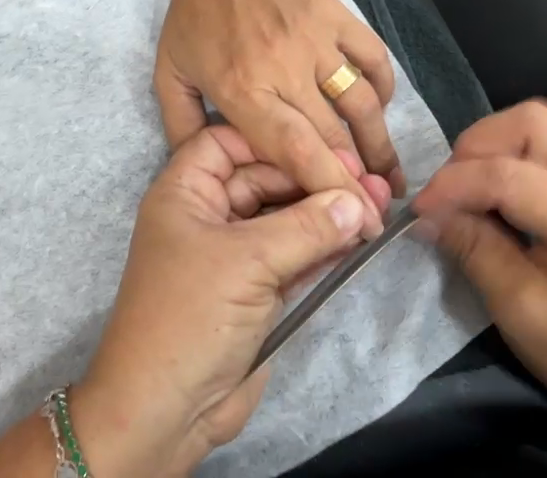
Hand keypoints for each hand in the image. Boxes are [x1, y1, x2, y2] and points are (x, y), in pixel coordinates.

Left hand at [72, 126, 389, 476]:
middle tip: (369, 180)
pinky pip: (295, 253)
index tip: (323, 141)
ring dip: (328, 213)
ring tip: (380, 204)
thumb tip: (359, 201)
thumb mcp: (248, 261)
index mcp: (186, 190)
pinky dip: (325, 247)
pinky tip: (361, 238)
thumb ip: (307, 227)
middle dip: (313, 179)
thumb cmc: (192, 315)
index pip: (229, 141)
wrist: (166, 409)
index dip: (272, 138)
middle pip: (265, 178)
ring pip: (285, 217)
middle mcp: (209, 212)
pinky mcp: (257, 287)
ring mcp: (234, 251)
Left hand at [155, 0, 401, 230]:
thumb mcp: (169, 76)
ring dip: (381, 145)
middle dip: (360, 182)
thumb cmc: (194, 19)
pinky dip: (384, 89)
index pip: (294, 149)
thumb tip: (209, 177)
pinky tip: (379, 111)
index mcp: (242, 88)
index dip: (328, 190)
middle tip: (375, 212)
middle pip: (334, 136)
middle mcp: (284, 68)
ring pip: (363, 103)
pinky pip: (373, 59)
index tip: (351, 221)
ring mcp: (316, 39)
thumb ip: (184, 129)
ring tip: (388, 177)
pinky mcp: (337, 16)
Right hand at [413, 102, 546, 455]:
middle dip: (476, 148)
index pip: (512, 177)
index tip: (419, 210)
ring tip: (469, 190)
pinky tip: (498, 195)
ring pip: (539, 124)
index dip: (455, 185)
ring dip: (492, 148)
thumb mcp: (522, 312)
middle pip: (531, 123)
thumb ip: (474, 250)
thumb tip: (428, 215)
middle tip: (450, 191)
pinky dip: (511, 156)